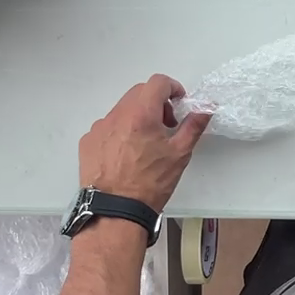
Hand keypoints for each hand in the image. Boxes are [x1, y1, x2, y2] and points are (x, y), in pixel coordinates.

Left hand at [78, 75, 209, 213]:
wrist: (115, 211)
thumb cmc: (150, 183)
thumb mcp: (179, 154)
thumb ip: (193, 126)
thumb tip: (205, 108)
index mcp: (141, 114)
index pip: (157, 82)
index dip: (173, 88)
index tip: (179, 103)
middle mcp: (117, 115)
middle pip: (139, 93)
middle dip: (156, 102)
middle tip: (166, 125)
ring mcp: (99, 128)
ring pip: (122, 110)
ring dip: (138, 117)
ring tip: (145, 144)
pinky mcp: (88, 141)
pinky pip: (108, 126)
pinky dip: (121, 131)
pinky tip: (127, 154)